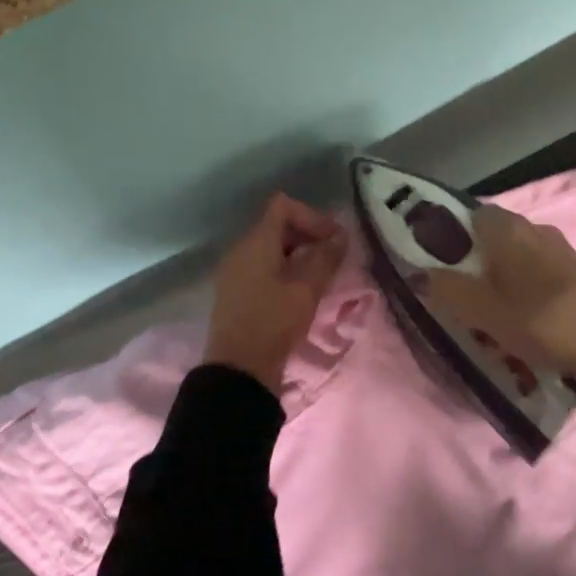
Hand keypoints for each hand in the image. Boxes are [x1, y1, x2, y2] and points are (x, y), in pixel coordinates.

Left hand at [204, 193, 348, 392]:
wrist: (239, 368)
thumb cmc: (274, 322)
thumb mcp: (307, 289)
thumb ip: (326, 257)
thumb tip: (341, 236)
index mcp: (255, 242)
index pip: (283, 206)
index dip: (312, 216)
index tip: (334, 239)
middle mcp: (240, 249)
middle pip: (277, 226)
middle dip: (308, 236)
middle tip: (333, 258)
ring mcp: (234, 271)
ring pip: (270, 249)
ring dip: (298, 255)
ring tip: (320, 277)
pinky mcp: (235, 292)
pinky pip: (262, 268)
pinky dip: (283, 271)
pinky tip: (299, 292)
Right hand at [421, 205, 575, 386]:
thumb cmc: (541, 321)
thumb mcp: (485, 311)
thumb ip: (450, 290)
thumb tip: (421, 273)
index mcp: (509, 229)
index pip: (470, 217)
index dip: (452, 240)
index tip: (439, 269)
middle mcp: (535, 230)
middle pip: (492, 244)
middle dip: (475, 273)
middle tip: (463, 307)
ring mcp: (559, 252)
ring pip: (515, 265)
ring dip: (499, 291)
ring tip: (490, 327)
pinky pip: (536, 280)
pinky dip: (523, 299)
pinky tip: (520, 328)